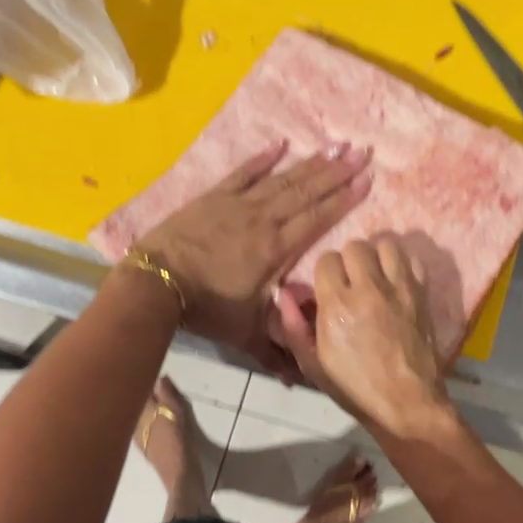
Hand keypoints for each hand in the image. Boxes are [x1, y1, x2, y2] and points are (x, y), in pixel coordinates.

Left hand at [133, 140, 371, 374]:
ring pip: (282, 178)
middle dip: (337, 172)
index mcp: (276, 249)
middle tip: (363, 152)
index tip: (367, 179)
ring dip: (311, 163)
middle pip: (306, 192)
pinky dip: (263, 159)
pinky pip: (244, 172)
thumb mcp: (245, 334)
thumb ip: (275, 350)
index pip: (317, 218)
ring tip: (336, 146)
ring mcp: (238, 204)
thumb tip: (300, 377)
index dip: (344, 198)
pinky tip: (282, 145)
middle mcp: (263, 220)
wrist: (156, 283)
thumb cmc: (206, 309)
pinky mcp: (214, 197)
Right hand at [277, 235, 453, 438]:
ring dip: (376, 257)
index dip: (324, 273)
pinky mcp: (422, 295)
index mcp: (337, 305)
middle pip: (356, 246)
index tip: (327, 290)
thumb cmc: (354, 389)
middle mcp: (369, 289)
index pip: (327, 260)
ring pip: (386, 245)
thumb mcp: (313, 365)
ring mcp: (399, 289)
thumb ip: (294, 327)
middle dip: (348, 261)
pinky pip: (412, 261)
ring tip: (374, 276)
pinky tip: (395, 284)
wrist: (406, 403)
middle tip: (350, 282)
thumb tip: (283, 295)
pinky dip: (402, 266)